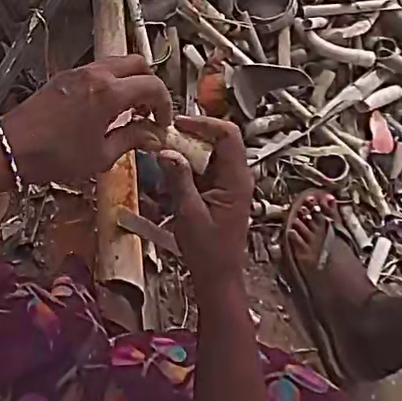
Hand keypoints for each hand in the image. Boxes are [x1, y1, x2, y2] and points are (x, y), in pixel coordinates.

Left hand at [0, 56, 172, 185]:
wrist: (11, 148)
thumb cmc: (53, 156)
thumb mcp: (100, 155)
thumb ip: (132, 140)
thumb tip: (153, 136)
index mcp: (109, 93)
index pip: (152, 86)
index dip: (164, 104)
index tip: (161, 122)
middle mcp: (96, 74)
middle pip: (138, 64)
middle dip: (149, 86)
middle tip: (148, 112)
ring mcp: (78, 72)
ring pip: (117, 63)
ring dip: (130, 82)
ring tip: (128, 111)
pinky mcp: (65, 76)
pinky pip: (98, 70)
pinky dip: (111, 81)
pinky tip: (106, 108)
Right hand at [159, 115, 252, 296]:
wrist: (217, 277)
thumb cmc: (208, 252)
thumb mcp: (189, 213)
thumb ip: (179, 180)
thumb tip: (167, 152)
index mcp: (236, 180)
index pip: (228, 135)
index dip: (204, 123)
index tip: (179, 123)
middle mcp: (237, 178)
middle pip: (218, 140)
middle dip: (190, 136)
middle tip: (165, 137)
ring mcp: (229, 184)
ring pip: (208, 153)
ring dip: (186, 152)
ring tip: (164, 156)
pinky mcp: (219, 191)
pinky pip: (203, 169)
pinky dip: (186, 167)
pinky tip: (170, 177)